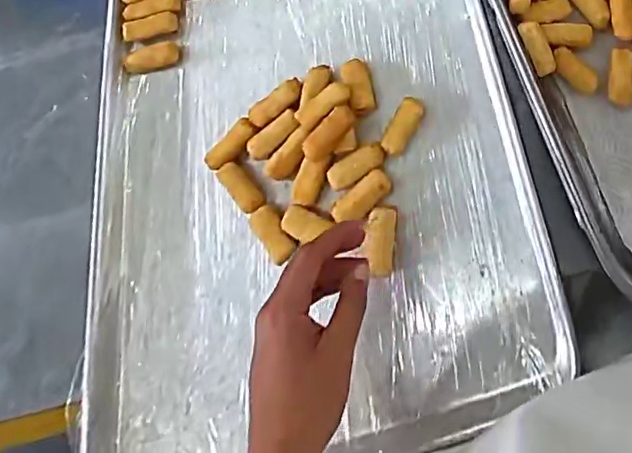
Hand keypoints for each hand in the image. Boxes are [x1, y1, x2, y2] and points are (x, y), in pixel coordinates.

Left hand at [249, 220, 368, 452]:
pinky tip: (339, 296)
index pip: (310, 257)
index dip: (337, 237)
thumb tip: (359, 271)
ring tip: (357, 270)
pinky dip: (319, 292)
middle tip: (362, 241)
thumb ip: (351, 305)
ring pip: (300, 285)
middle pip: (302, 267)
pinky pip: (296, 303)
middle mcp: (271, 314)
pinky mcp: (274, 343)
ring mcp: (269, 329)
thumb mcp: (338, 350)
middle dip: (333, 250)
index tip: (361, 228)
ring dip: (328, 272)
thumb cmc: (308, 405)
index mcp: (282, 310)